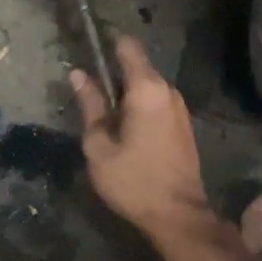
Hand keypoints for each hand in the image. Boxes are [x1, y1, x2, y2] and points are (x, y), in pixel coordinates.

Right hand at [70, 38, 213, 236]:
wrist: (178, 215)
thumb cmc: (133, 181)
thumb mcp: (99, 146)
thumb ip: (90, 106)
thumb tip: (78, 74)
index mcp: (146, 89)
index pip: (128, 47)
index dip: (107, 45)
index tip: (87, 53)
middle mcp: (168, 90)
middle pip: (137, 68)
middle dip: (113, 77)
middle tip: (88, 99)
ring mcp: (180, 108)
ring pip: (147, 88)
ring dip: (126, 97)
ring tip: (105, 121)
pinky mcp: (184, 125)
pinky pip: (157, 104)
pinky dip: (140, 110)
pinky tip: (126, 134)